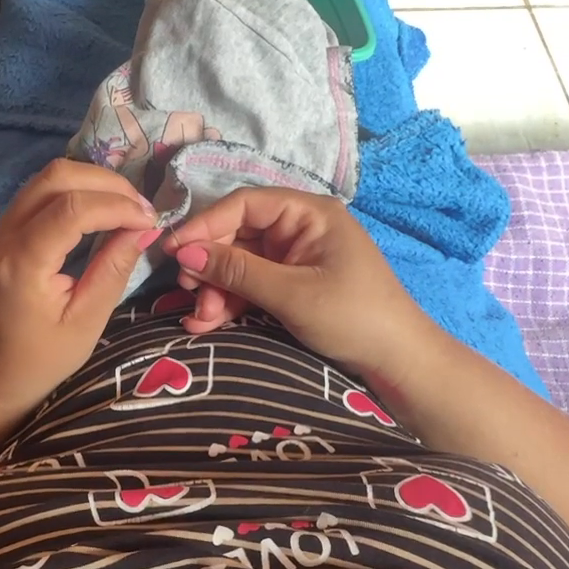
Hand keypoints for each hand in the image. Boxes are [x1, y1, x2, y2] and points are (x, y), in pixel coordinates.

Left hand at [0, 160, 159, 411]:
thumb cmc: (44, 356)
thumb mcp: (88, 321)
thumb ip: (114, 269)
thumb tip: (145, 228)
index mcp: (23, 263)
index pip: (72, 209)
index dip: (117, 206)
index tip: (150, 220)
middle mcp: (5, 235)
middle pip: (58, 177)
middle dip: (107, 184)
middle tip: (142, 209)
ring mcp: (2, 228)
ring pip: (50, 176)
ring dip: (94, 182)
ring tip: (128, 207)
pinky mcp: (7, 228)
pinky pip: (44, 191)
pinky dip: (79, 190)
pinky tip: (104, 209)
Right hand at [163, 188, 430, 381]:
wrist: (396, 363)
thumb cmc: (353, 317)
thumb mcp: (291, 294)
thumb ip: (236, 271)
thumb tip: (183, 253)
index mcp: (308, 213)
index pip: (243, 205)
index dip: (204, 225)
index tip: (173, 251)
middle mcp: (297, 229)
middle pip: (236, 236)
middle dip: (209, 268)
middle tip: (187, 294)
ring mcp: (292, 259)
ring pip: (238, 265)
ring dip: (215, 292)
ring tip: (200, 322)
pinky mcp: (289, 286)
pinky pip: (248, 287)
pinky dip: (229, 304)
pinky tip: (208, 325)